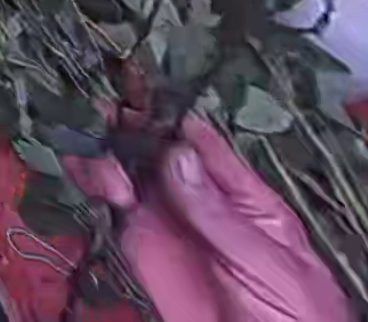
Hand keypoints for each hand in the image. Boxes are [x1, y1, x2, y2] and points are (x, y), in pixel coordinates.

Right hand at [66, 117, 349, 321]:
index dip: (164, 111)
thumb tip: (175, 151)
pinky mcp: (136, 241)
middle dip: (124, 123)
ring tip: (109, 173)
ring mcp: (162, 214)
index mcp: (236, 188)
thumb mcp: (276, 269)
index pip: (196, 134)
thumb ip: (222, 215)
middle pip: (150, 142)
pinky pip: (106, 201)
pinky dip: (90, 181)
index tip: (136, 97)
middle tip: (105, 119)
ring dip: (104, 152)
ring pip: (121, 163)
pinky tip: (96, 183)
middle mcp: (191, 191)